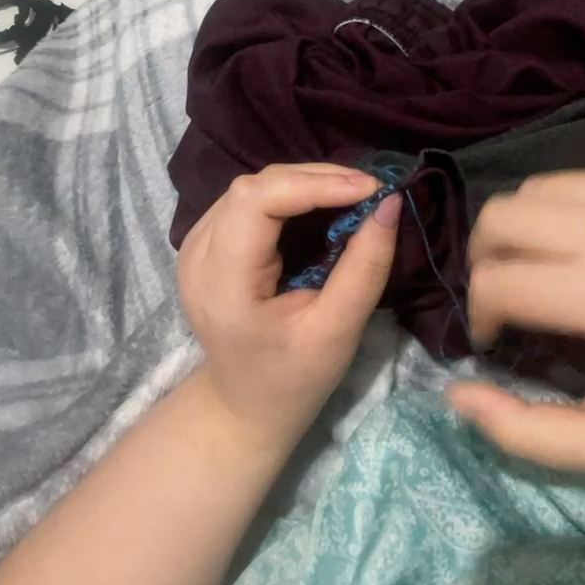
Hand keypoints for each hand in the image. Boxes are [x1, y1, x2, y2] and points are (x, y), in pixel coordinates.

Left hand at [177, 164, 400, 446]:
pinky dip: (289, 195)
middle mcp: (197, 255)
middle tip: (369, 190)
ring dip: (304, 183)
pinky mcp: (205, 243)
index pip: (256, 202)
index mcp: (222, 283)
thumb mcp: (337, 331)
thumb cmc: (293, 377)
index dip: (314, 184)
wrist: (244, 404)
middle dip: (315, 179)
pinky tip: (322, 205)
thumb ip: (364, 268)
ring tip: (352, 195)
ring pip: (251, 188)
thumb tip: (390, 204)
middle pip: (253, 188)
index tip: (370, 188)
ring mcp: (194, 246)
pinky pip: (248, 201)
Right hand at [449, 164, 584, 475]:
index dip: (481, 315)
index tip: (499, 339)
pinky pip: (583, 179)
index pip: (497, 281)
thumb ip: (520, 432)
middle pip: (502, 217)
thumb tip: (455, 392)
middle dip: (487, 260)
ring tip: (548, 269)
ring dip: (524, 232)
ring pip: (535, 189)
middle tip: (509, 294)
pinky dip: (569, 213)